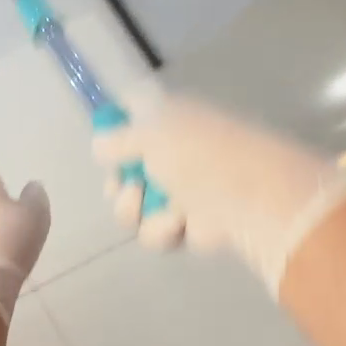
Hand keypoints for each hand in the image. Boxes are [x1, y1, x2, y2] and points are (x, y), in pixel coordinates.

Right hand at [93, 90, 345, 294]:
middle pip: (123, 170)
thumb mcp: (148, 134)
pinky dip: (161, 227)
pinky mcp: (185, 225)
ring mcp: (177, 190)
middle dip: (118, 183)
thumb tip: (99, 147)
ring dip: (134, 208)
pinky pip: (153, 230)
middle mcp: (170, 152)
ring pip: (132, 206)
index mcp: (167, 118)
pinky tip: (179, 222)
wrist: (246, 198)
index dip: (113, 130)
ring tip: (150, 203)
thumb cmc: (198, 154)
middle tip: (125, 185)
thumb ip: (116, 140)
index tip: (105, 147)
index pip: (130, 115)